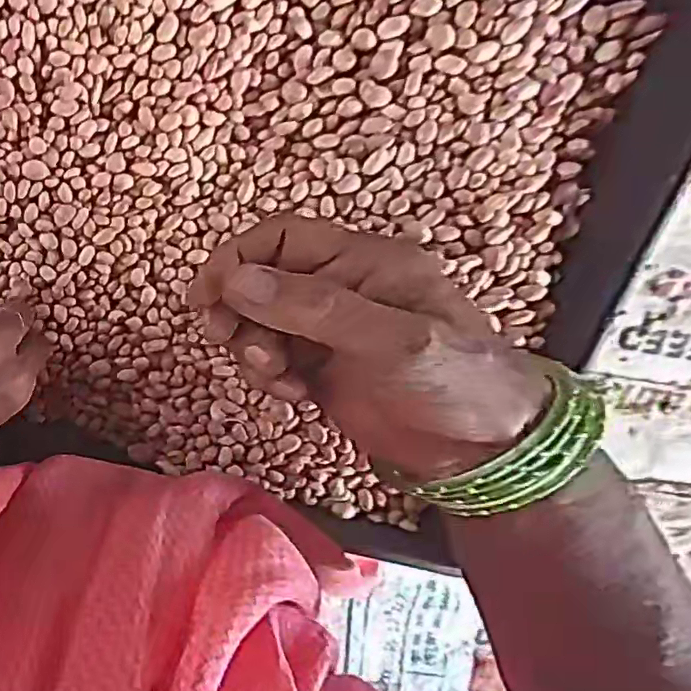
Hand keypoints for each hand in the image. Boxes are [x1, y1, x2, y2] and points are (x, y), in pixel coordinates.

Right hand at [186, 217, 549, 481]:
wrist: (485, 452)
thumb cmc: (454, 380)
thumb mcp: (390, 338)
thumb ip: (312, 307)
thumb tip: (236, 281)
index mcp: (360, 260)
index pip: (278, 238)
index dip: (234, 260)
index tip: (205, 296)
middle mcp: (336, 288)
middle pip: (257, 281)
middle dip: (236, 310)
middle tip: (228, 339)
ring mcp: (324, 330)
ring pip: (256, 323)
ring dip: (251, 348)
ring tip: (277, 375)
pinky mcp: (317, 367)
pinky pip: (269, 360)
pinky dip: (267, 376)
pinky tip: (295, 396)